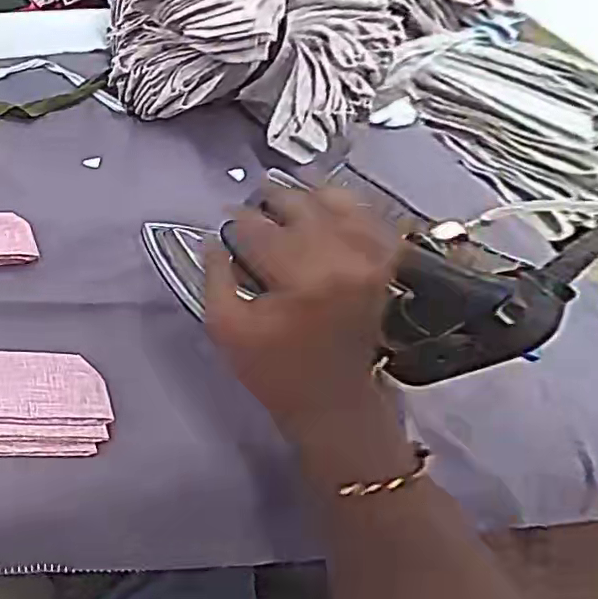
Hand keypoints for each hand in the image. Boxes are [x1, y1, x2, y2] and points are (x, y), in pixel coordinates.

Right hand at [204, 185, 400, 427]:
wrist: (331, 400)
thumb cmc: (273, 369)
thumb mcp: (225, 327)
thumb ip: (214, 276)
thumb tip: (213, 240)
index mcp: (302, 277)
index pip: (257, 227)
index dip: (233, 223)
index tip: (221, 229)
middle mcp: (345, 258)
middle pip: (298, 203)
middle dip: (266, 204)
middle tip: (246, 215)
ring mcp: (371, 258)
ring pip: (335, 199)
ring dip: (302, 198)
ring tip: (279, 208)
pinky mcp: (383, 263)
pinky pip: (368, 215)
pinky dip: (343, 206)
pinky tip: (322, 210)